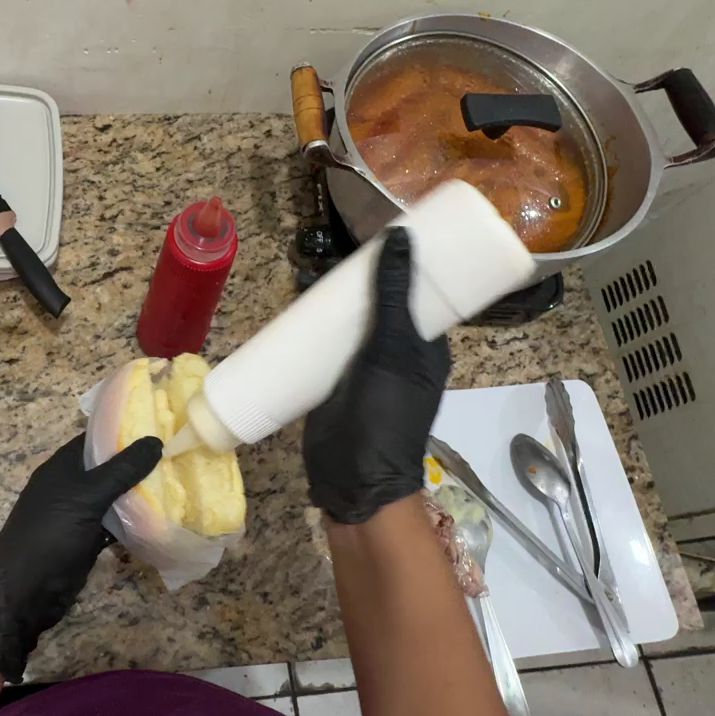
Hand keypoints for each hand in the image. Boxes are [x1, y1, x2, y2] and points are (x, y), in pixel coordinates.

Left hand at [0, 433, 161, 681]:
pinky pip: (113, 523)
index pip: (96, 438)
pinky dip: (132, 522)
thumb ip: (122, 470)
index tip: (158, 426)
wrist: (24, 594)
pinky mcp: (85, 539)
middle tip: (175, 455)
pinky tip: (159, 519)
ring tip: (175, 482)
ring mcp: (76, 514)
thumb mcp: (88, 496)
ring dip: (137, 493)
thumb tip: (155, 441)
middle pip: (107, 467)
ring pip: (112, 496)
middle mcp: (68, 486)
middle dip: (136, 463)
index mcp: (62, 466)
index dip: (124, 431)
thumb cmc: (51, 535)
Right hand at [302, 227, 451, 523]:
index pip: (417, 291)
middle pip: (376, 304)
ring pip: (347, 325)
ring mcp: (363, 369)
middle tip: (328, 260)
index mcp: (425, 344)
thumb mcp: (394, 349)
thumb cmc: (385, 414)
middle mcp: (396, 353)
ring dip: (328, 304)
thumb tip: (400, 237)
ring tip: (304, 280)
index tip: (378, 238)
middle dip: (354, 281)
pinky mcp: (333, 383)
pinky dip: (309, 330)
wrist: (353, 479)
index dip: (401, 264)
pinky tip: (289, 315)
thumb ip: (394, 296)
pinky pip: (323, 348)